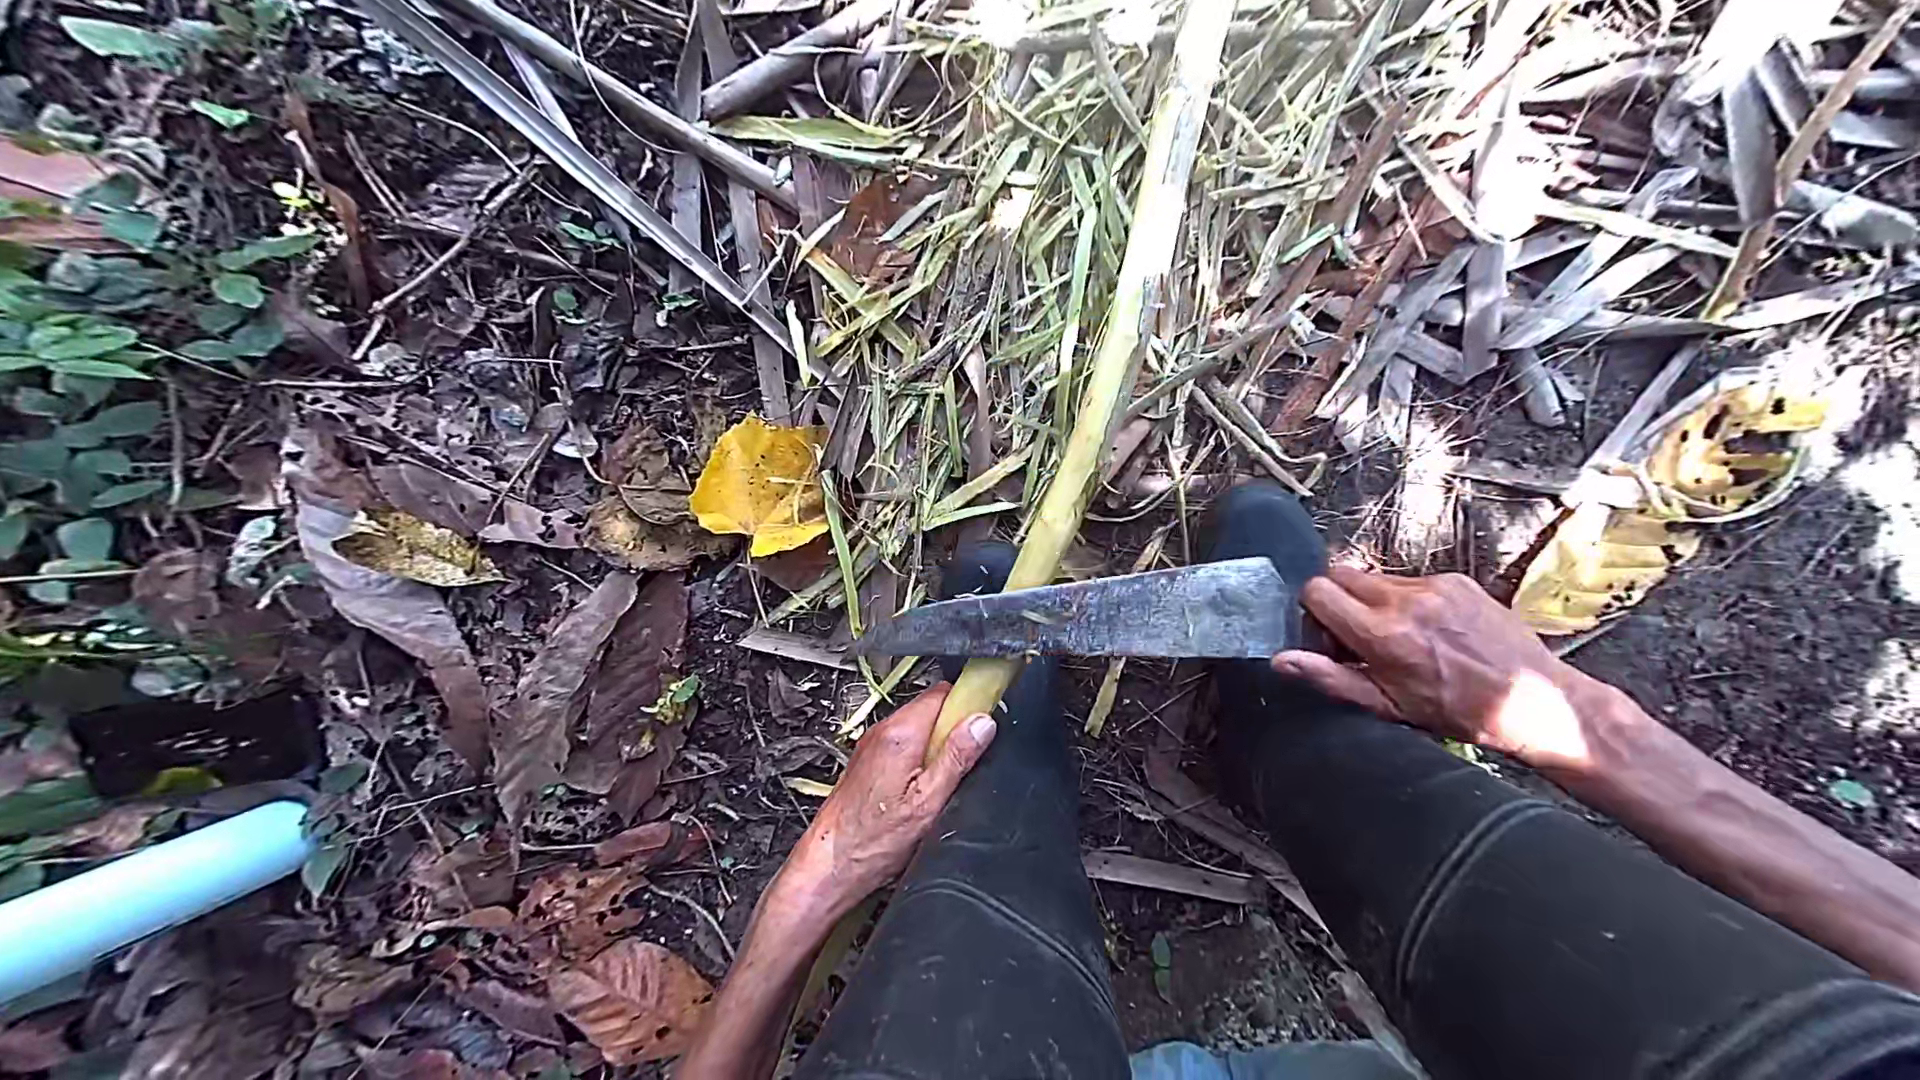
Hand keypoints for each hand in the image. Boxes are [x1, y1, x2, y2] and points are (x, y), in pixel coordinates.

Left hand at [776, 683, 995, 920]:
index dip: (969, 705)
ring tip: (937, 782)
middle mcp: (883, 730)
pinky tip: (917, 788)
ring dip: (936, 744)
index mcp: (901, 734)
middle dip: (953, 728)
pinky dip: (918, 756)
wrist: (831, 863)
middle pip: (933, 706)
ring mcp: (873, 743)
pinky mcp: (869, 757)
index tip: (982, 723)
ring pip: (919, 725)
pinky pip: (904, 741)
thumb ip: (957, 758)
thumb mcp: (928, 803)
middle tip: (960, 764)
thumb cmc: (871, 840)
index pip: (945, 692)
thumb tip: (982, 724)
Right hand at [1271, 568, 1603, 768]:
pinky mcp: (1456, 580)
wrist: (1539, 703)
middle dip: (1336, 600)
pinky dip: (1404, 599)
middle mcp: (1405, 601)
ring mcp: (1434, 586)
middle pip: (1338, 575)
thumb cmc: (1459, 711)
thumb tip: (1282, 660)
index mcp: (1383, 634)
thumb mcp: (1386, 704)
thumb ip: (1328, 677)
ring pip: (1372, 577)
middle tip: (1356, 635)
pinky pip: (1407, 579)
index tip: (1330, 638)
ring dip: (1370, 600)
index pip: (1316, 590)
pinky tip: (1427, 628)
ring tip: (1397, 635)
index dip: (1313, 613)